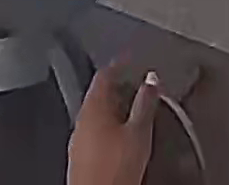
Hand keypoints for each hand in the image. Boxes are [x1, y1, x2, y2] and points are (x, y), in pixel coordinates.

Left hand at [68, 65, 160, 184]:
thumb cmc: (117, 167)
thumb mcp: (139, 133)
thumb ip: (145, 102)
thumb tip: (151, 79)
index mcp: (93, 106)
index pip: (104, 73)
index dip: (120, 65)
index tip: (134, 62)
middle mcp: (81, 119)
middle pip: (99, 92)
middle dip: (119, 87)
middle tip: (138, 87)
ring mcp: (77, 139)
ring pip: (96, 113)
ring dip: (113, 107)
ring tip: (133, 111)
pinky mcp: (78, 158)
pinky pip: (93, 131)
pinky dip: (107, 126)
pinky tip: (120, 136)